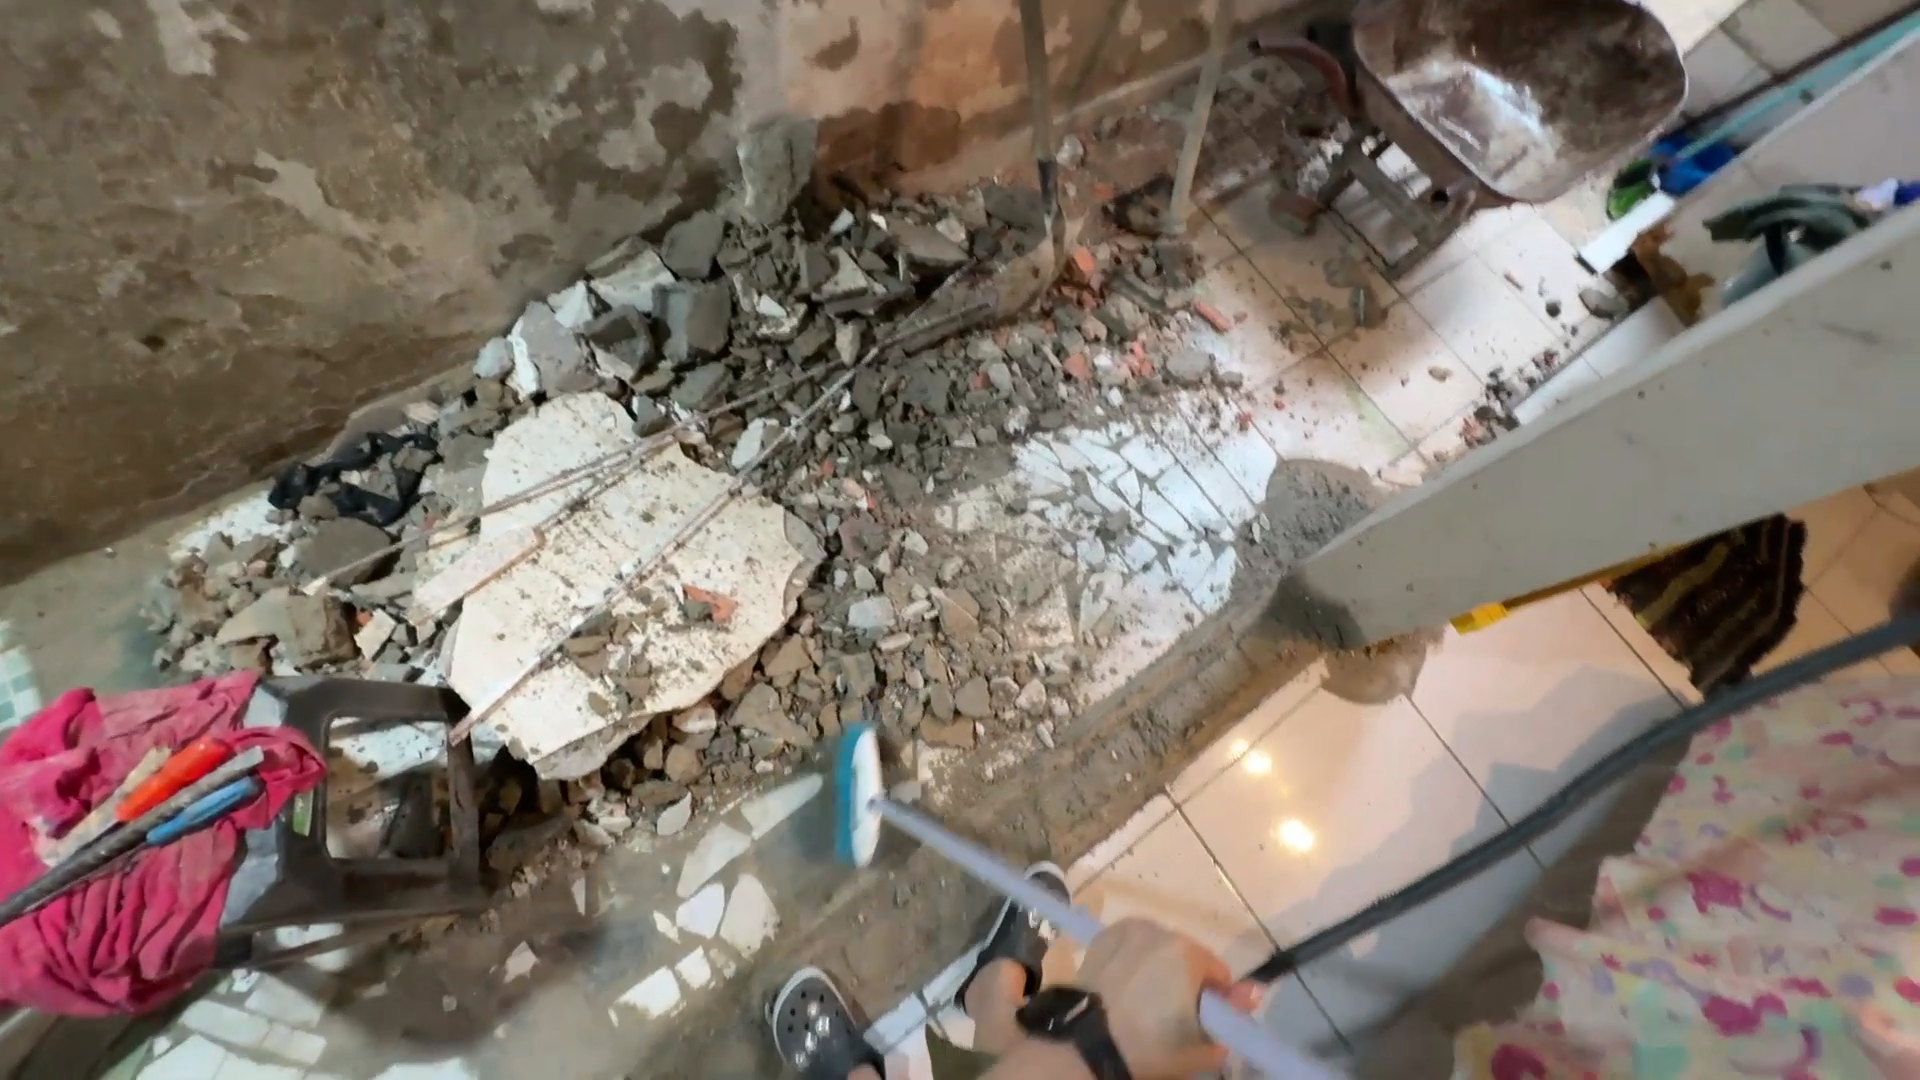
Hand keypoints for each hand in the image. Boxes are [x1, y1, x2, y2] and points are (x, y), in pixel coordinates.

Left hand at [1075, 918, 1262, 1078]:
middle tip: (1172, 1014)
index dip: (1217, 999)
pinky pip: (1132, 945)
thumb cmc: (1151, 1047)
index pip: (1219, 972)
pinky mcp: (1104, 935)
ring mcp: (1128, 929)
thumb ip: (1232, 1019)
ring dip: (1160, 967)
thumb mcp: (1201, 1045)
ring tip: (1145, 1000)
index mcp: (1187, 952)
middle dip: (1187, 980)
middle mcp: (1159, 930)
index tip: (1203, 1021)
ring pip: (1159, 948)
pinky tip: (1125, 986)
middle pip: (1188, 956)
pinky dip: (1134, 959)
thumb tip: (1252, 993)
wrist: (1089, 1040)